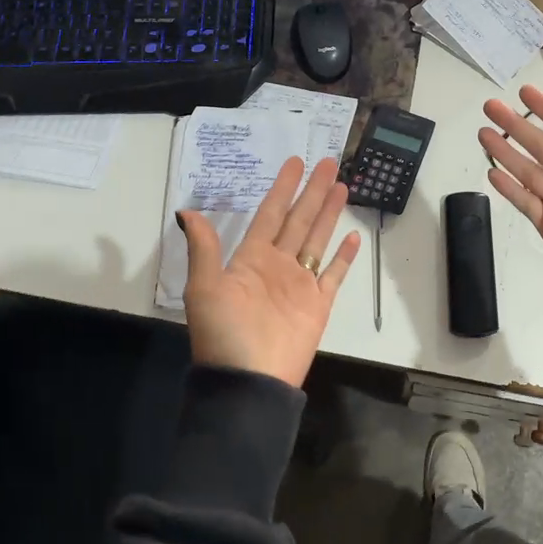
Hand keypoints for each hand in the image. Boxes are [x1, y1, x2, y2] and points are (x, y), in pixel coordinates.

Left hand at [180, 157, 361, 388]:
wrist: (250, 381)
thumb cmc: (225, 333)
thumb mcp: (205, 288)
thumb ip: (205, 249)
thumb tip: (189, 211)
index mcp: (251, 259)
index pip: (270, 214)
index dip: (282, 188)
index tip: (295, 163)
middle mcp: (277, 265)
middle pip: (299, 220)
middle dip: (312, 191)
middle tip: (328, 162)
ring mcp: (300, 284)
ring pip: (318, 239)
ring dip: (329, 214)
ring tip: (342, 186)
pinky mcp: (318, 303)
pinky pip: (334, 274)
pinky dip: (344, 256)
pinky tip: (353, 235)